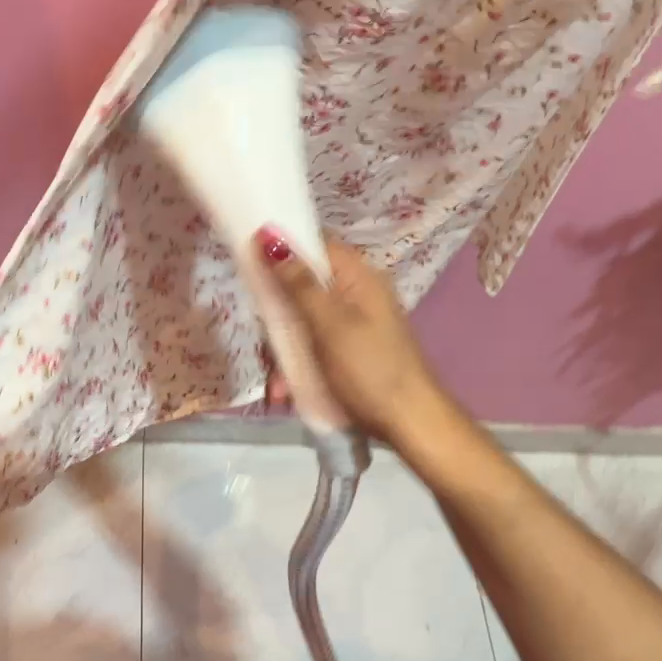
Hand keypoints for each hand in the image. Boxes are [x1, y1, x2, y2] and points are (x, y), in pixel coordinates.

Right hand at [256, 228, 446, 444]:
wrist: (411, 426)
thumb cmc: (370, 369)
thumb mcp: (329, 324)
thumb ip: (297, 283)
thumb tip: (268, 234)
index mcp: (357, 276)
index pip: (314, 243)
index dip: (281, 248)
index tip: (250, 265)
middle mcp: (354, 294)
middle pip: (301, 285)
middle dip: (276, 316)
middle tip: (265, 340)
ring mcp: (351, 324)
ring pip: (300, 321)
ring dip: (283, 350)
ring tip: (277, 383)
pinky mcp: (347, 352)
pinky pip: (311, 348)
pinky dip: (297, 367)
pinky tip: (287, 393)